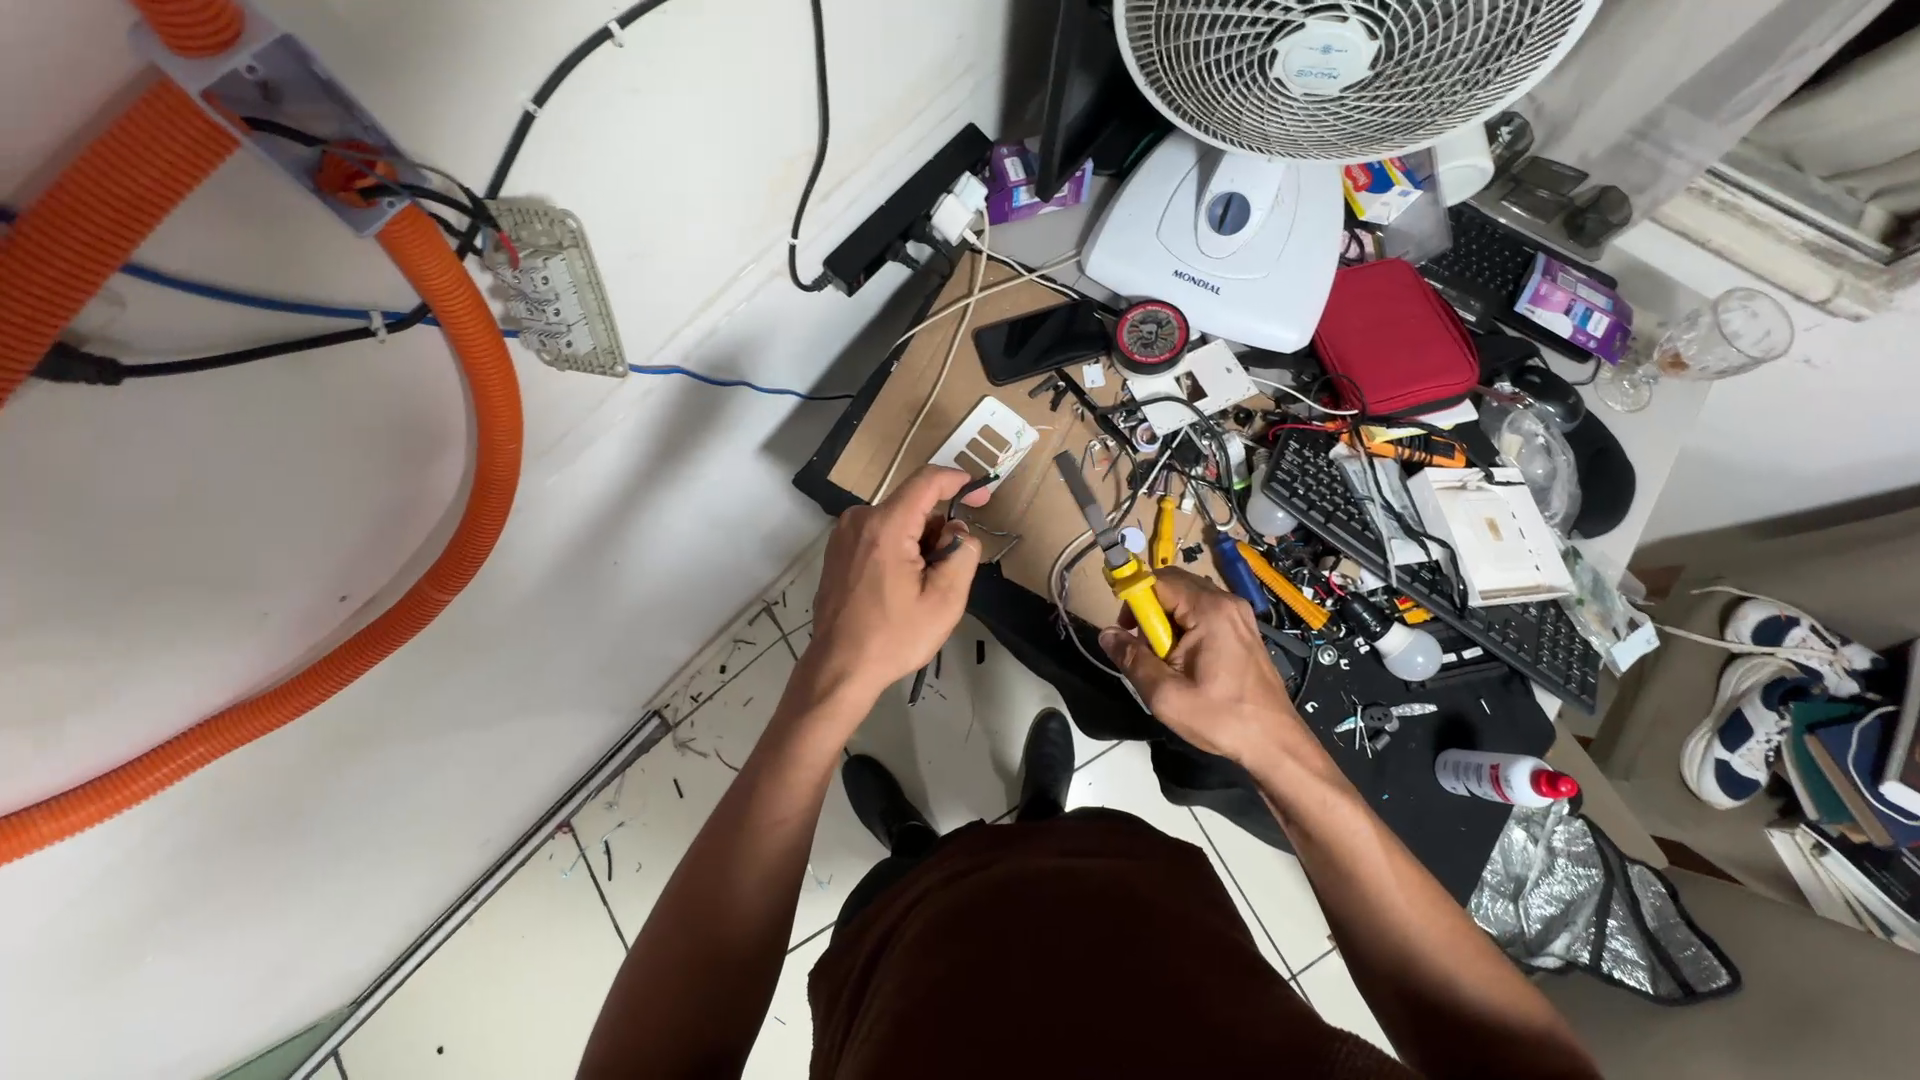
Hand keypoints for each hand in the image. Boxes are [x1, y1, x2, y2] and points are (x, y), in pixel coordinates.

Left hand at [807, 466, 989, 698]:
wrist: (840, 667)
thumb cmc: (893, 637)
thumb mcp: (945, 601)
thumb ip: (962, 554)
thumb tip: (959, 532)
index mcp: (886, 526)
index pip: (927, 481)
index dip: (959, 481)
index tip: (982, 495)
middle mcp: (859, 520)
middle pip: (914, 505)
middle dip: (939, 531)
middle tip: (947, 573)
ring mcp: (843, 534)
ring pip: (897, 521)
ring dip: (919, 543)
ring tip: (921, 588)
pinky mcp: (837, 550)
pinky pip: (879, 535)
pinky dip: (898, 550)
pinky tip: (899, 587)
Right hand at [1099, 568, 1311, 766]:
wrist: (1274, 742)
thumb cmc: (1221, 718)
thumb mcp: (1165, 694)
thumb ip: (1132, 659)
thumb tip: (1106, 634)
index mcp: (1210, 611)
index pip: (1159, 580)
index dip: (1133, 598)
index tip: (1125, 630)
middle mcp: (1227, 602)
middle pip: (1174, 583)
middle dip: (1148, 608)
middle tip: (1140, 645)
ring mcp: (1239, 615)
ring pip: (1188, 598)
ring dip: (1165, 618)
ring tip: (1162, 656)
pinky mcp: (1243, 630)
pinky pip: (1204, 612)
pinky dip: (1185, 626)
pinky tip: (1183, 659)